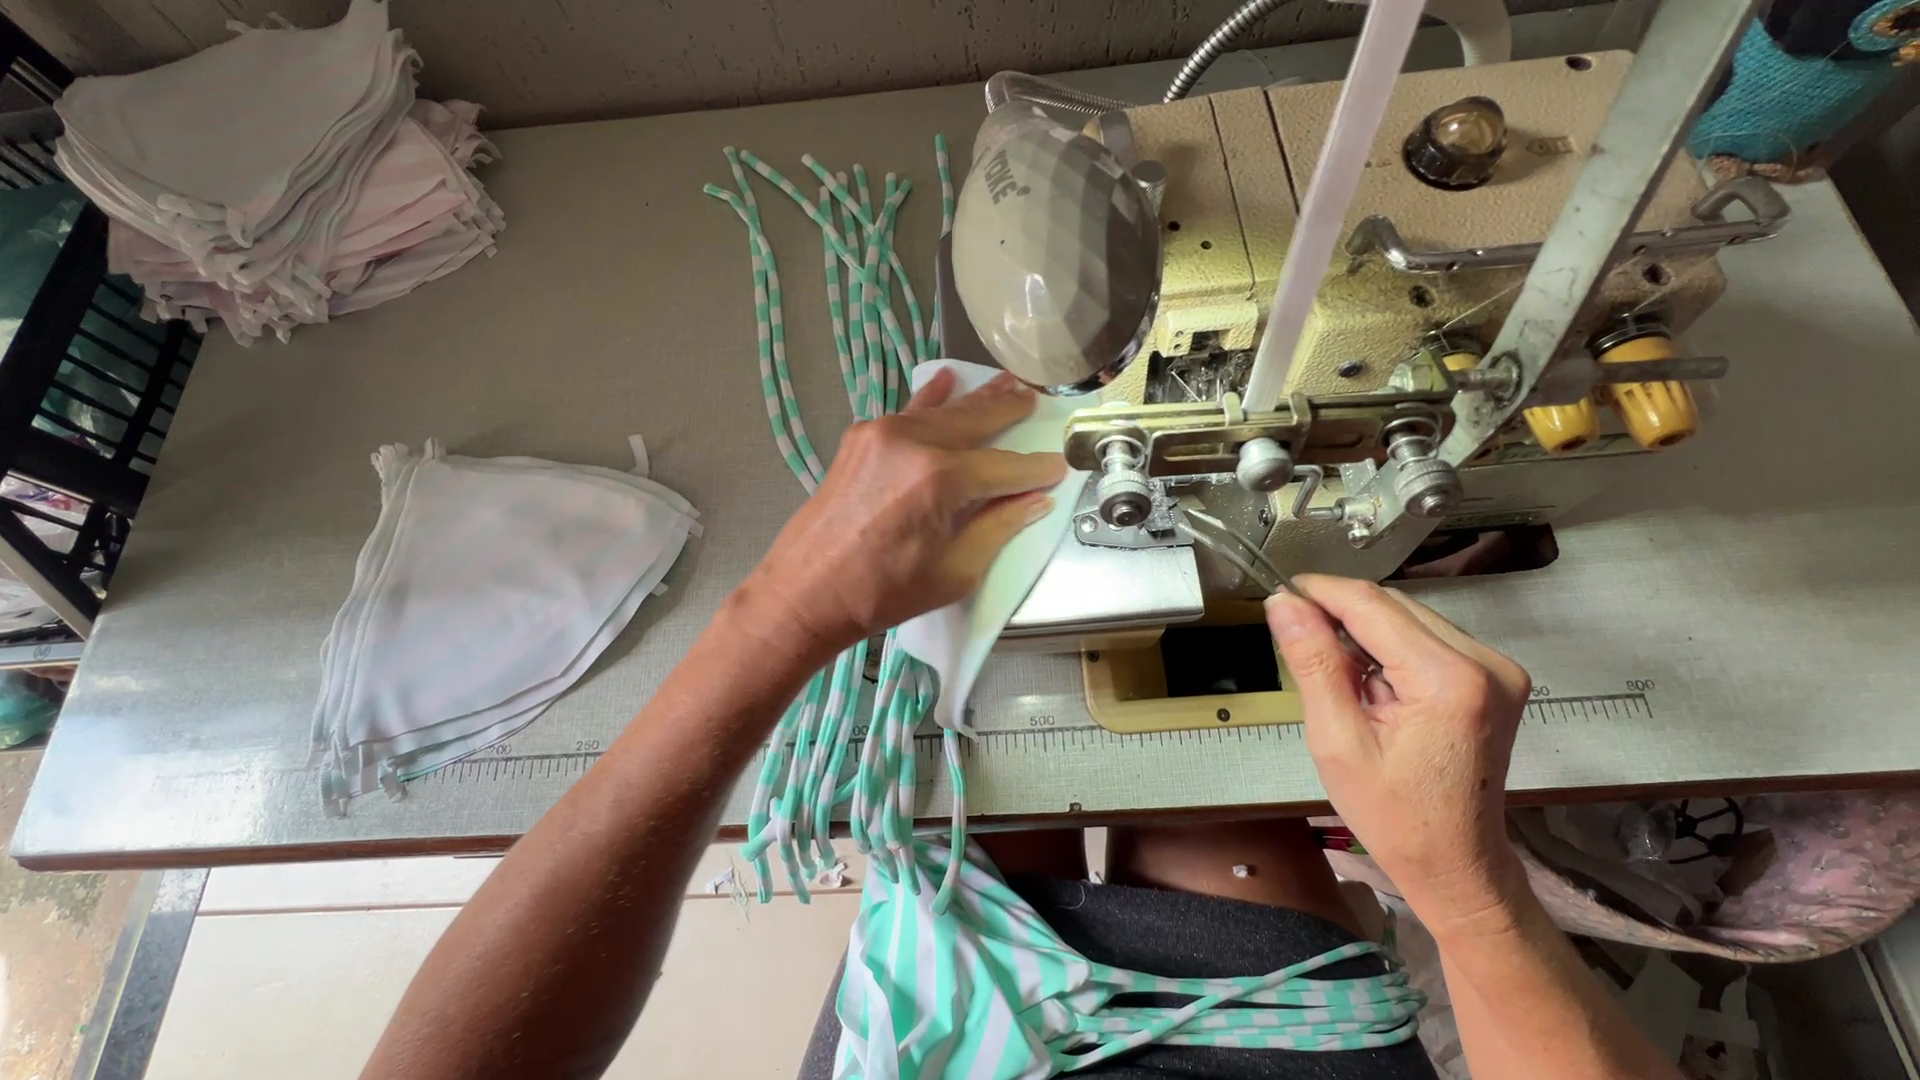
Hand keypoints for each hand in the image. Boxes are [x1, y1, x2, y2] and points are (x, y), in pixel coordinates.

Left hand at [743, 368, 1066, 657]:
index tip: (1059, 466)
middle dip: (1010, 412)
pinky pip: (907, 413)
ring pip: (943, 412)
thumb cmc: (881, 593)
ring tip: (1007, 383)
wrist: (805, 591)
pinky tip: (946, 380)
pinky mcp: (860, 438)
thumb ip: (999, 527)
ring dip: (976, 400)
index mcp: (939, 478)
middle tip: (1037, 400)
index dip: (1036, 469)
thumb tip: (1036, 500)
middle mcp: (912, 443)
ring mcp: (881, 434)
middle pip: (975, 422)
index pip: (1005, 467)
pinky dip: (930, 399)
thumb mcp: (954, 571)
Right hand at [1266, 575, 1530, 937]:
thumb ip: (1312, 662)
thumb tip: (1283, 603)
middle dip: (1339, 613)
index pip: (1370, 604)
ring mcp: (1498, 668)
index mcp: (1446, 679)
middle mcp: (1485, 662)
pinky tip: (1373, 683)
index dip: (1319, 591)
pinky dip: (1389, 646)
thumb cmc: (1392, 815)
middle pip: (1392, 604)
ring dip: (1364, 630)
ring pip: (1409, 615)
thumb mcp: (1336, 739)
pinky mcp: (1496, 676)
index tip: (1278, 594)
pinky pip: (1428, 636)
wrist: (1456, 863)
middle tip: (1298, 642)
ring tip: (1338, 676)